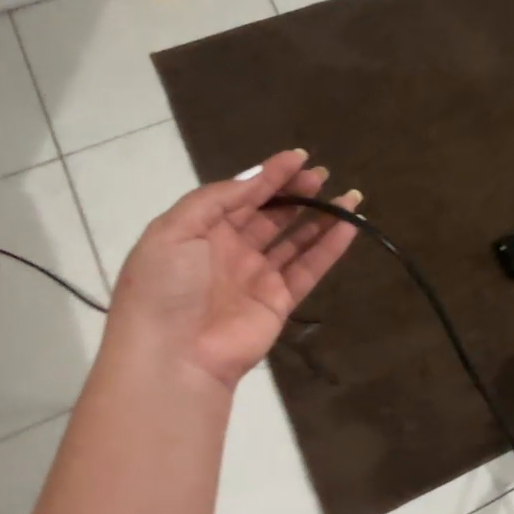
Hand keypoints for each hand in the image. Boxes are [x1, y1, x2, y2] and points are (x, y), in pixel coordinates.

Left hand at [105, 149, 359, 391]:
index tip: (300, 157)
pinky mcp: (279, 302)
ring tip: (349, 196)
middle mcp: (229, 250)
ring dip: (320, 217)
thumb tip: (258, 176)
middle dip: (296, 192)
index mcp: (199, 231)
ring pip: (295, 239)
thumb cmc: (165, 287)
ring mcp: (256, 277)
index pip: (241, 195)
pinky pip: (309, 268)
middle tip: (323, 176)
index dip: (269, 175)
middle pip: (270, 214)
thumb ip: (219, 199)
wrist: (171, 357)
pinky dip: (330, 247)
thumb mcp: (175, 230)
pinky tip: (349, 226)